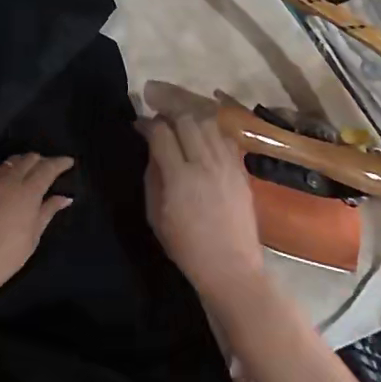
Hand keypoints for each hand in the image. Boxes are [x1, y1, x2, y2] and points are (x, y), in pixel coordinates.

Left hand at [0, 153, 73, 299]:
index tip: (69, 161)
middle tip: (52, 170)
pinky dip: (10, 169)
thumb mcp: (34, 234)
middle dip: (43, 160)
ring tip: (33, 173)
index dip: (60, 162)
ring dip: (26, 162)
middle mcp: (10, 180)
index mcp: (28, 191)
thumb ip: (48, 210)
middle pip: (29, 159)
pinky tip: (13, 180)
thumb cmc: (9, 254)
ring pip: (13, 161)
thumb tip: (65, 197)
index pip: (47, 167)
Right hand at [138, 114, 267, 307]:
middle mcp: (205, 164)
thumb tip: (152, 150)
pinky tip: (203, 138)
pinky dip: (212, 132)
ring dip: (191, 119)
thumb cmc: (186, 247)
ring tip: (180, 124)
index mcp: (180, 177)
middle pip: (186, 119)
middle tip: (158, 118)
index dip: (147, 124)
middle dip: (168, 113)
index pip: (161, 133)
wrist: (230, 268)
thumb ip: (152, 176)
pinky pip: (226, 138)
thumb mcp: (155, 215)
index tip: (139, 124)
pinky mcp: (241, 171)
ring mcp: (227, 165)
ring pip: (209, 123)